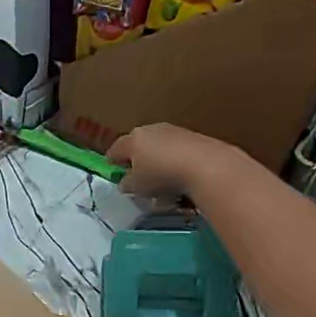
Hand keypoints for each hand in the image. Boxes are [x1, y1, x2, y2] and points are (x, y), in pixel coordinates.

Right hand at [106, 123, 242, 201]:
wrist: (203, 164)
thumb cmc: (161, 175)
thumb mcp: (136, 186)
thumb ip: (127, 184)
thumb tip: (125, 183)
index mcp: (132, 139)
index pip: (116, 149)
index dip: (112, 161)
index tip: (112, 170)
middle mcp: (151, 130)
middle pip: (138, 145)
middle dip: (136, 159)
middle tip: (136, 176)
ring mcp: (173, 131)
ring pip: (158, 146)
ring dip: (156, 160)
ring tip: (159, 180)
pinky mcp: (192, 137)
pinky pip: (176, 150)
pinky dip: (173, 161)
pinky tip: (178, 176)